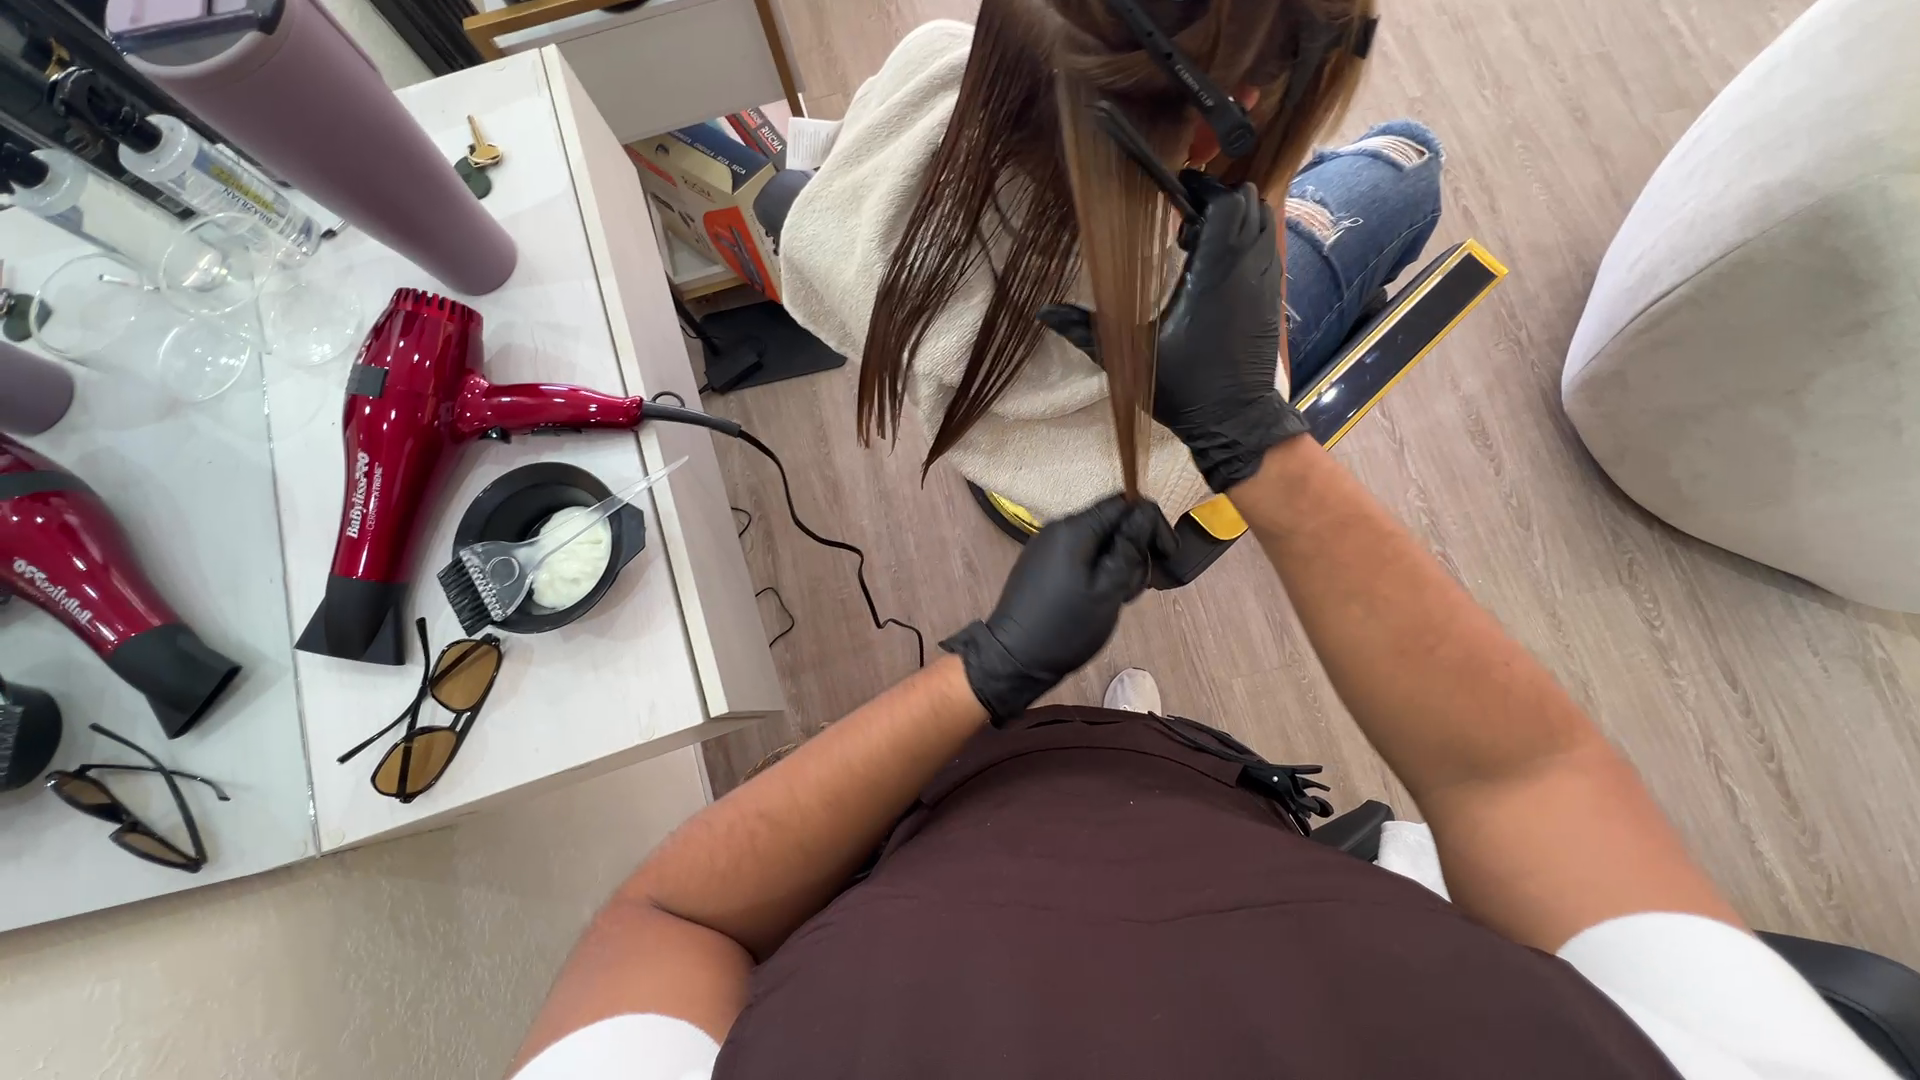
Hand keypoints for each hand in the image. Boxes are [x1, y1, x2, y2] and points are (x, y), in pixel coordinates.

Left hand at [941, 494, 1175, 722]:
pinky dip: (1099, 571)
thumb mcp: (1109, 588)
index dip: (1151, 524)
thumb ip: (1129, 546)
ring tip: (1119, 599)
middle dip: (1134, 549)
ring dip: (1118, 564)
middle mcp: (1057, 529)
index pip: (1124, 503)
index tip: (1166, 556)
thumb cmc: (1066, 626)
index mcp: (1074, 528)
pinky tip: (1101, 599)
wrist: (1014, 659)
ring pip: (1097, 541)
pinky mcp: (1041, 565)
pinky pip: (1080, 555)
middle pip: (1111, 522)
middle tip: (1137, 588)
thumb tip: (1145, 511)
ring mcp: (1046, 547)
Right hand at [1038, 174, 1309, 491]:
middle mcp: (1247, 269)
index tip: (1175, 191)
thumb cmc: (1184, 388)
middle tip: (1183, 219)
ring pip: (1264, 221)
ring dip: (1235, 218)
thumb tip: (1042, 312)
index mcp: (1214, 274)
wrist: (1234, 420)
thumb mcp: (1131, 357)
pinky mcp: (1271, 297)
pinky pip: (1267, 246)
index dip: (1202, 189)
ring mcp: (1265, 282)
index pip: (1224, 204)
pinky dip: (1246, 240)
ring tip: (1200, 240)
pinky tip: (1216, 265)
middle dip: (1217, 199)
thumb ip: (1085, 329)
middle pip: (1248, 203)